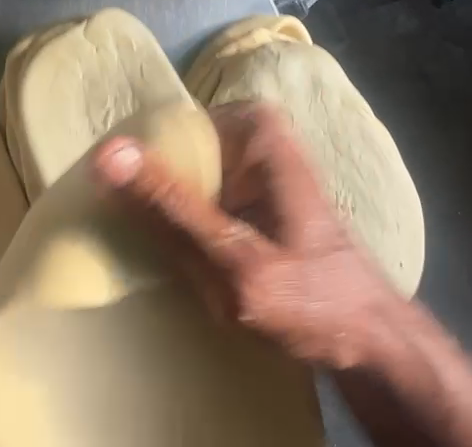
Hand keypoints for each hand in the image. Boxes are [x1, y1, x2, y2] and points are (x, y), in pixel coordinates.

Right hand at [92, 102, 398, 368]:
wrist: (373, 344)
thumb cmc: (315, 301)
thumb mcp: (234, 260)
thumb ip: (170, 209)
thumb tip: (105, 152)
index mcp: (250, 126)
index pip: (161, 131)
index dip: (128, 168)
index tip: (99, 204)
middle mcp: (247, 132)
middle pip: (167, 153)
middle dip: (141, 192)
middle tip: (109, 232)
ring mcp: (245, 163)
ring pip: (175, 178)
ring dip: (155, 214)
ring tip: (129, 246)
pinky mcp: (243, 193)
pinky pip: (190, 197)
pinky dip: (174, 226)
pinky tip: (162, 255)